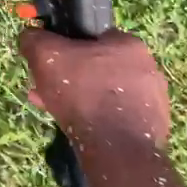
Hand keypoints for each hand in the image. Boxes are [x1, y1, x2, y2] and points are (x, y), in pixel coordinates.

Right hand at [18, 27, 170, 148]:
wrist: (117, 150)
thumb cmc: (82, 92)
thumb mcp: (44, 54)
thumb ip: (34, 38)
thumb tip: (32, 36)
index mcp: (129, 45)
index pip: (90, 37)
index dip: (63, 47)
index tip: (48, 63)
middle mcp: (148, 68)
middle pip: (94, 66)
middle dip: (66, 76)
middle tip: (46, 88)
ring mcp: (154, 100)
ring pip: (102, 91)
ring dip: (77, 97)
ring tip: (53, 107)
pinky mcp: (153, 126)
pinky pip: (115, 113)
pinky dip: (95, 115)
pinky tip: (76, 124)